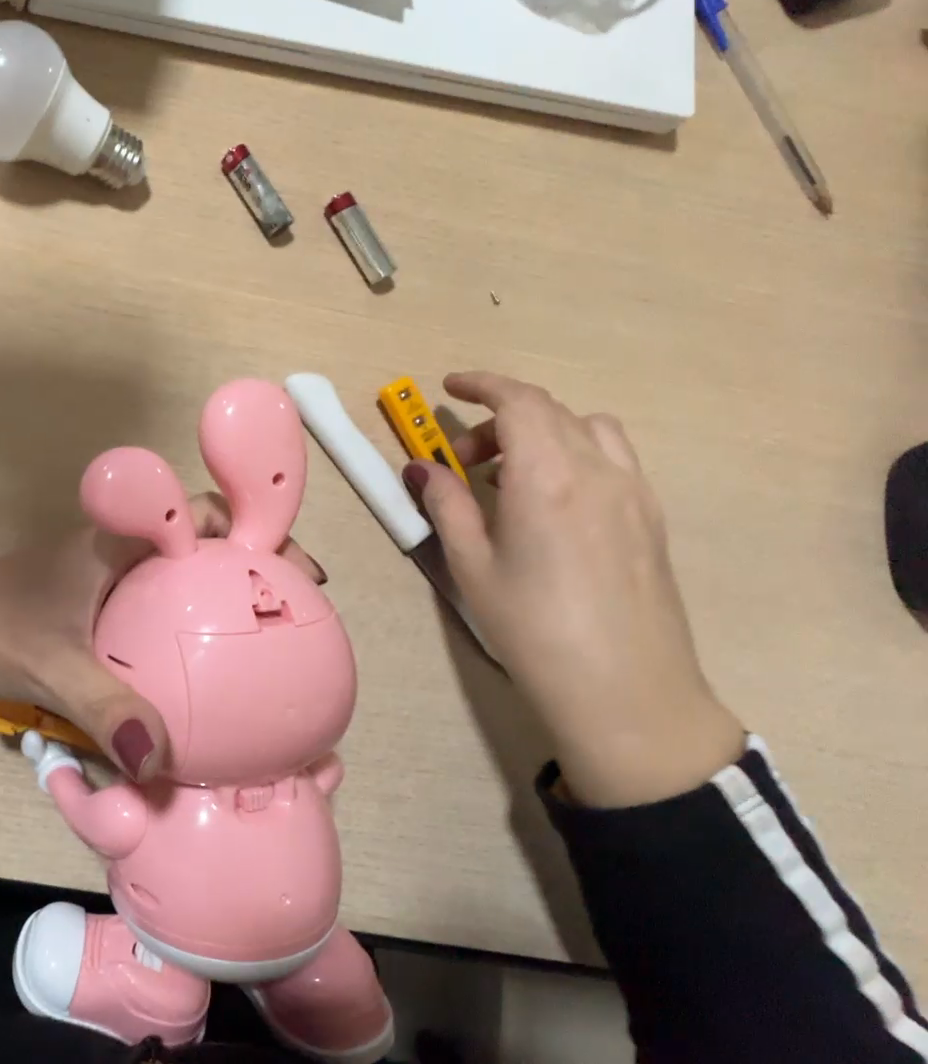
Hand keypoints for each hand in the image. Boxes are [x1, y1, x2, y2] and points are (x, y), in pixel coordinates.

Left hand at [0, 496, 323, 780]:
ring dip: (215, 600)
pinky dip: (180, 630)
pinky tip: (195, 676)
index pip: (201, 514)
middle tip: (291, 617)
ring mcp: (101, 579)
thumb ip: (106, 709)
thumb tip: (163, 762)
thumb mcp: (49, 666)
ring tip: (258, 649)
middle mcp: (115, 551)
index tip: (298, 572)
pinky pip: (150, 610)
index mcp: (115, 541)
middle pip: (199, 545)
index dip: (255, 531)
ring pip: (175, 580)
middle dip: (247, 570)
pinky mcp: (88, 607)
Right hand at [404, 372, 743, 807]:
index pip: (520, 402)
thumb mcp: (472, 566)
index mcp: (548, 477)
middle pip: (550, 413)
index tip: (449, 388)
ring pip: (589, 429)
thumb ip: (447, 506)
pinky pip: (611, 459)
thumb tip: (423, 469)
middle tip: (460, 460)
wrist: (624, 686)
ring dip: (543, 433)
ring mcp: (634, 492)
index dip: (483, 385)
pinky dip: (573, 455)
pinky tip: (548, 504)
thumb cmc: (532, 626)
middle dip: (499, 419)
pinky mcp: (650, 517)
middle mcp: (598, 471)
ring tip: (508, 478)